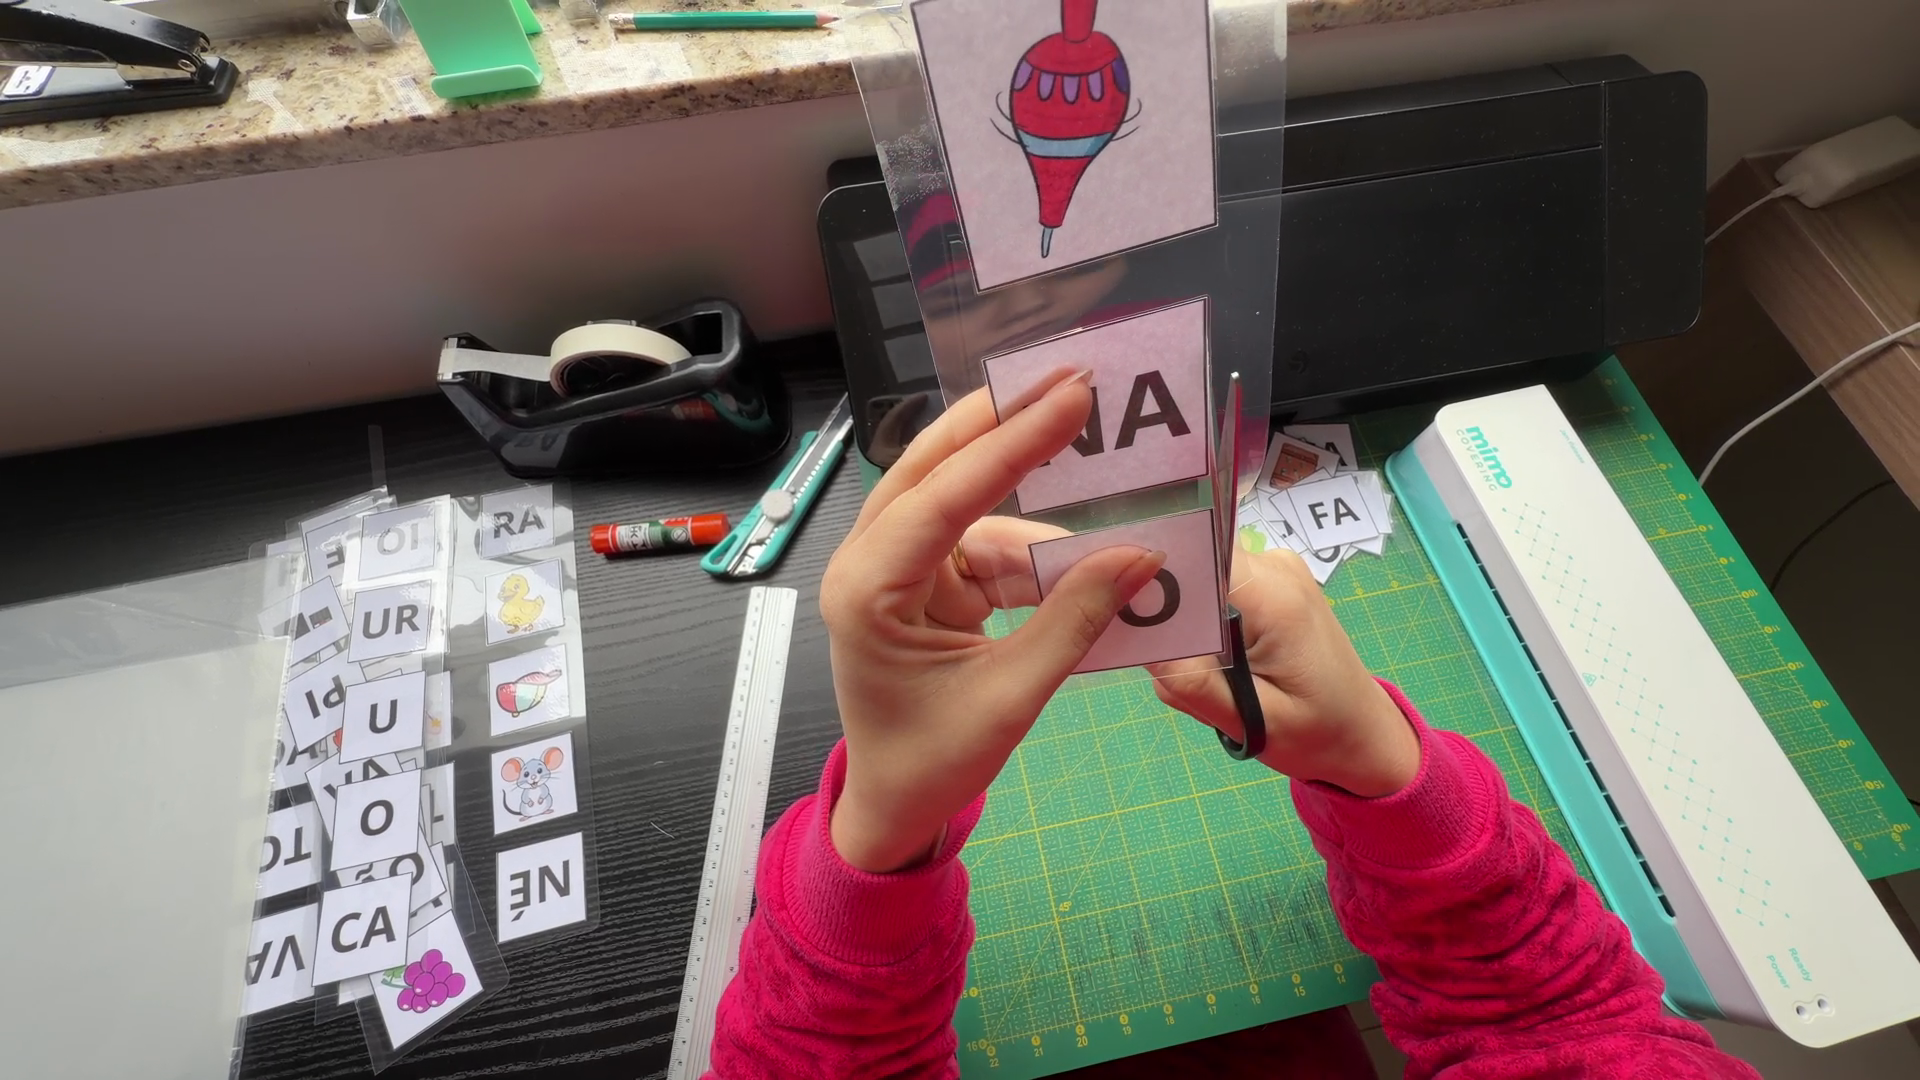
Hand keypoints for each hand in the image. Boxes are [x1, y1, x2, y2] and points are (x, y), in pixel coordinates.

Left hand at [820, 373, 1165, 872]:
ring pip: (969, 507)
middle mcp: (871, 561)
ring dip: (1033, 513)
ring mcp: (897, 566)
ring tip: (1102, 500)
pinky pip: (983, 545)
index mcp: (867, 589)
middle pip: (936, 468)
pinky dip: (1031, 553)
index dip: (1012, 445)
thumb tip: (1143, 556)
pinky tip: (1078, 559)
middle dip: (1001, 427)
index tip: (1070, 398)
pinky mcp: (924, 579)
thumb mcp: (1011, 695)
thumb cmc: (934, 762)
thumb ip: (1075, 619)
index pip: (943, 496)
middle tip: (1068, 382)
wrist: (895, 806)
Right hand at [1148, 549, 1419, 796]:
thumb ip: (1191, 680)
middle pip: (1185, 571)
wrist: (1364, 737)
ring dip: (1184, 631)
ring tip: (1212, 676)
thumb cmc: (1316, 735)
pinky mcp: (1264, 579)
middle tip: (1181, 672)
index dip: (1150, 586)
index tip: (1130, 630)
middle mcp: (1272, 565)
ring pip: (1192, 583)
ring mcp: (1270, 567)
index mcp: (1272, 596)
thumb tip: (1139, 639)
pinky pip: (1208, 590)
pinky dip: (1201, 627)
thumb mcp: (1249, 723)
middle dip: (1167, 622)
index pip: (1188, 559)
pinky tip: (1221, 662)